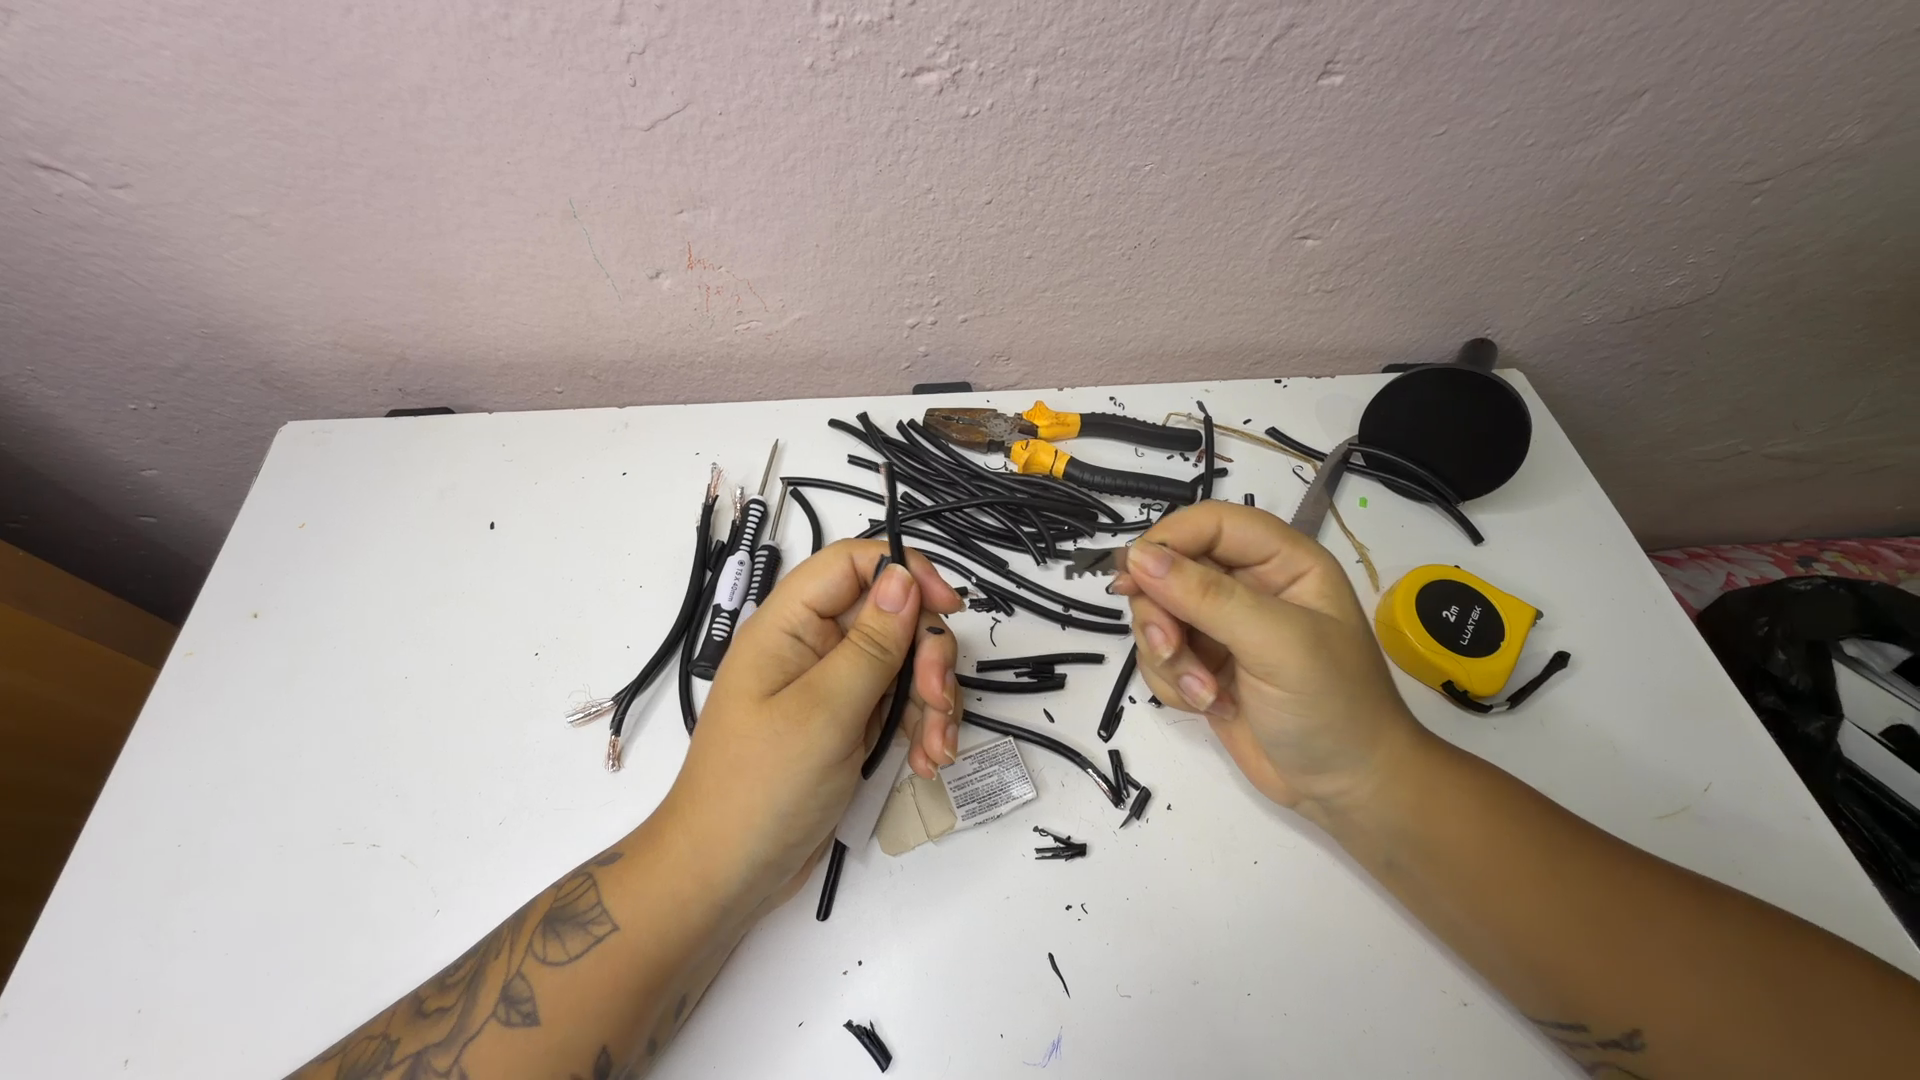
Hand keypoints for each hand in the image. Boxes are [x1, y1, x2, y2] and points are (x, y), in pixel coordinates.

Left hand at [661, 540, 961, 908]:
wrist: (727, 876)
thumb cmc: (762, 788)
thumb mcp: (825, 712)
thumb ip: (872, 643)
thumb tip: (903, 575)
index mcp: (790, 625)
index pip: (854, 563)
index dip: (906, 570)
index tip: (949, 607)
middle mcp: (813, 646)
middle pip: (892, 615)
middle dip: (927, 656)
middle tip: (935, 701)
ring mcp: (833, 687)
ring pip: (905, 662)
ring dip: (932, 701)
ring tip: (935, 750)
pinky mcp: (849, 724)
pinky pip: (899, 705)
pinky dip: (921, 729)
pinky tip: (927, 763)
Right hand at [1109, 501, 1427, 817]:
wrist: (1347, 788)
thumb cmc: (1332, 706)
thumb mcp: (1276, 643)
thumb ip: (1207, 596)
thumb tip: (1138, 557)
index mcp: (1282, 563)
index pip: (1211, 524)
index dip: (1170, 540)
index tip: (1134, 575)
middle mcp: (1249, 587)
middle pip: (1171, 569)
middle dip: (1162, 612)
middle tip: (1170, 648)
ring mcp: (1223, 628)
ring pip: (1157, 614)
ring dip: (1168, 655)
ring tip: (1203, 691)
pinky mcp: (1204, 665)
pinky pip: (1159, 655)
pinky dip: (1171, 681)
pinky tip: (1209, 704)